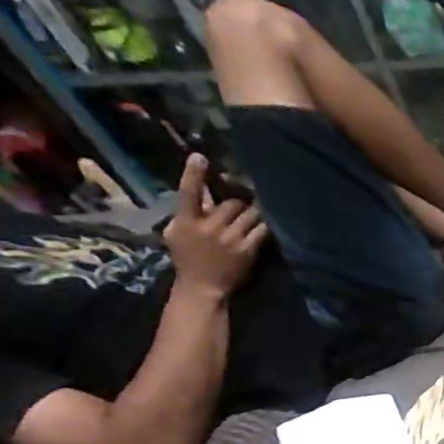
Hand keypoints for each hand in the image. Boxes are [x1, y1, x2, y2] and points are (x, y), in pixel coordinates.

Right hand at [163, 154, 267, 295]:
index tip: (200, 157)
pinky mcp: (247, 250)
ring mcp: (230, 239)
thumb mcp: (178, 231)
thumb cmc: (188, 257)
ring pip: (249, 215)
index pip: (188, 192)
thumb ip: (189, 210)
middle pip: (231, 203)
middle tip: (245, 202)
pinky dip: (264, 226)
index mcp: (186, 220)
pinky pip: (261, 231)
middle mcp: (209, 227)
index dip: (194, 174)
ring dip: (254, 212)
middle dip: (239, 201)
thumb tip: (201, 188)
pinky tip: (265, 225)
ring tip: (257, 212)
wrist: (203, 286)